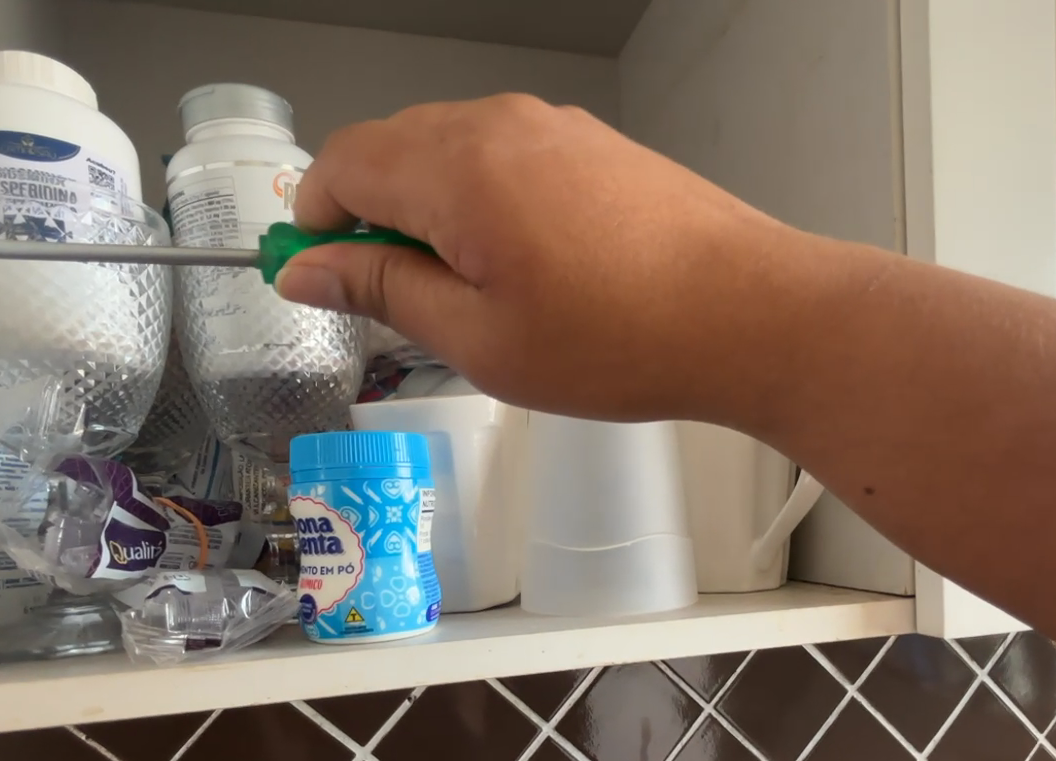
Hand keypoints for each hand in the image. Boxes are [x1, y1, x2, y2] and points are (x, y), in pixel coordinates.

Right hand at [277, 94, 836, 428]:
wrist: (747, 316)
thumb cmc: (617, 341)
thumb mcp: (478, 340)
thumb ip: (383, 292)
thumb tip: (309, 271)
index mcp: (456, 167)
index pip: (342, 166)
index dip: (314, 222)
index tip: (315, 276)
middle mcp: (500, 125)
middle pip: (393, 151)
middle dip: (371, 221)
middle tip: (389, 301)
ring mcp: (554, 128)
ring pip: (451, 156)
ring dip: (430, 217)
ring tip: (462, 297)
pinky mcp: (593, 146)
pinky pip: (506, 162)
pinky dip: (482, 207)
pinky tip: (516, 269)